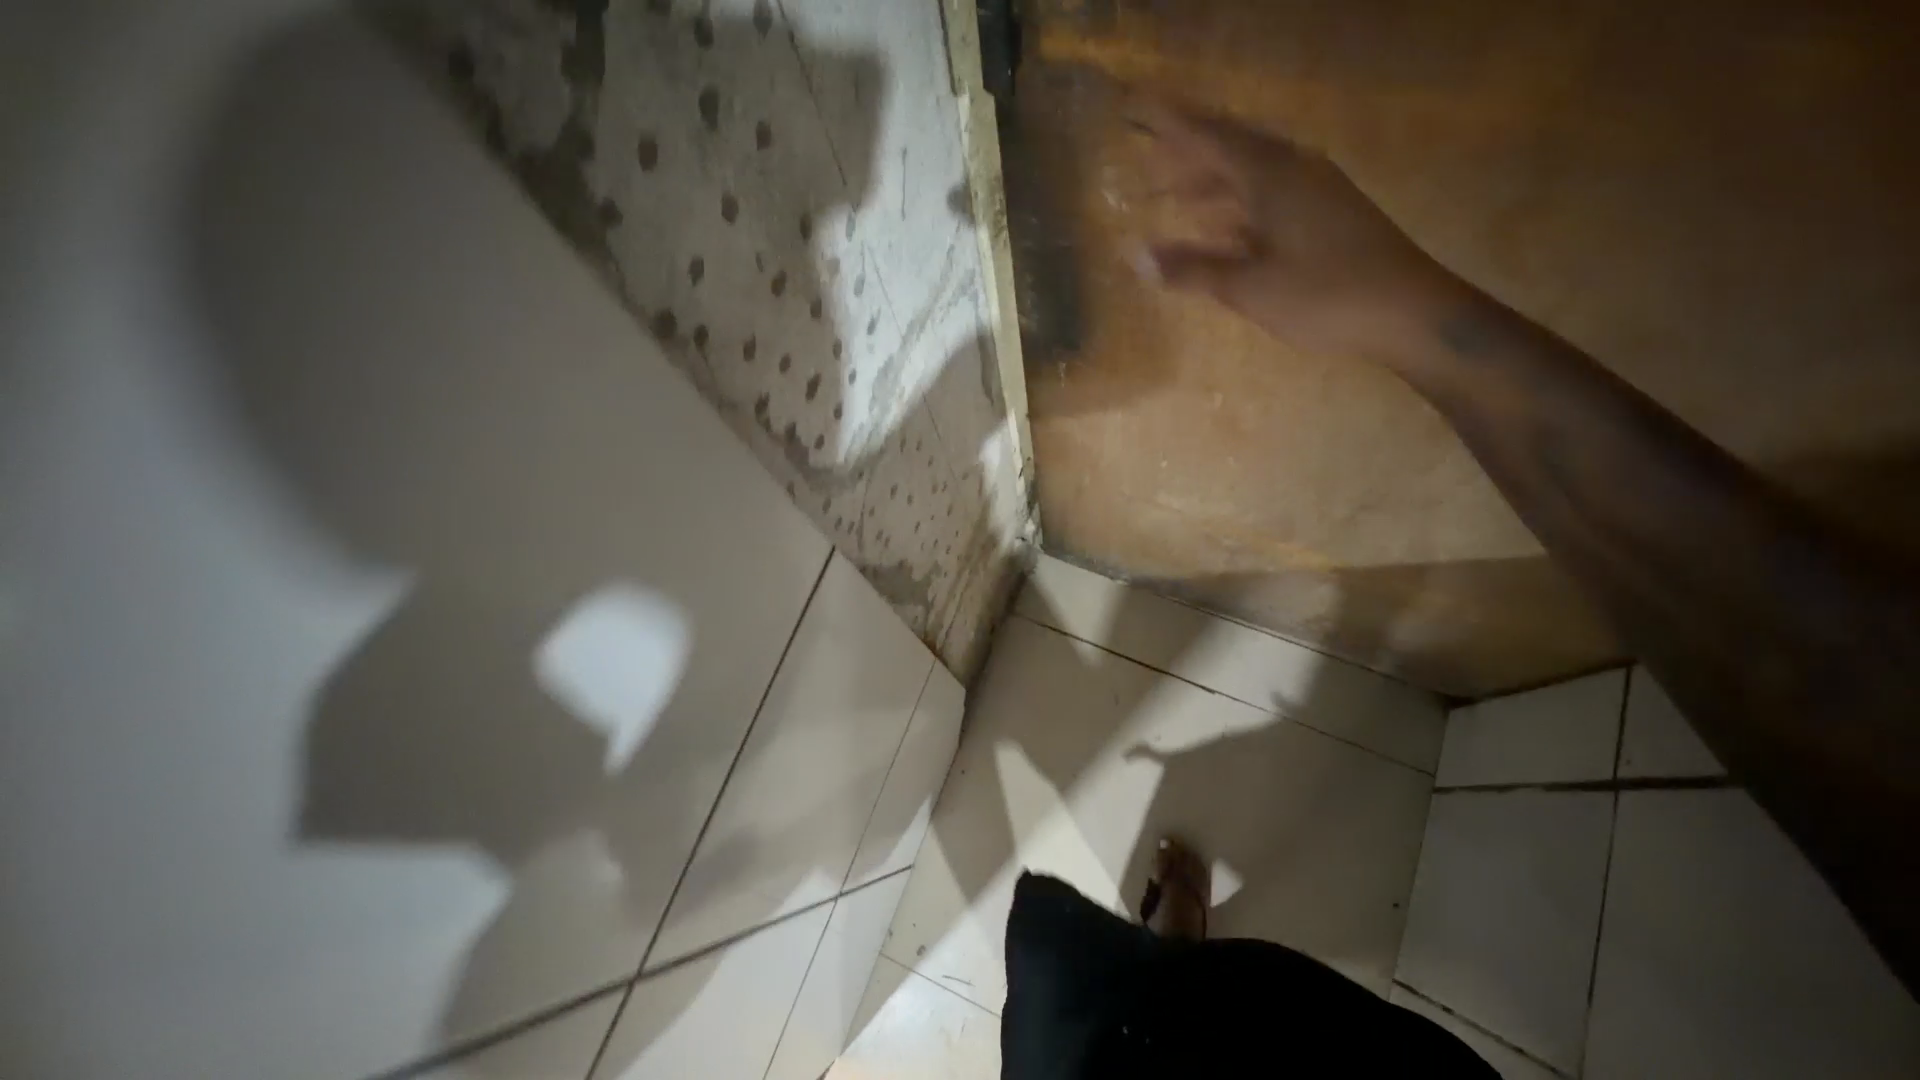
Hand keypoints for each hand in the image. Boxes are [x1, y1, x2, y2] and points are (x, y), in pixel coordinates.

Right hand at [1124, 95, 1469, 363]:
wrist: (1411, 312)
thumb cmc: (1324, 296)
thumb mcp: (1249, 287)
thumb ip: (1192, 269)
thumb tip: (1136, 256)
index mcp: (1272, 177)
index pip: (1210, 138)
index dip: (1172, 126)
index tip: (1140, 112)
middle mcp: (1294, 171)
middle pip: (1232, 150)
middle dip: (1189, 156)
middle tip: (1149, 162)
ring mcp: (1316, 191)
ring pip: (1253, 175)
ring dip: (1213, 183)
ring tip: (1175, 198)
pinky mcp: (1330, 214)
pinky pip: (1272, 196)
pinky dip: (1239, 206)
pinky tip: (1223, 229)